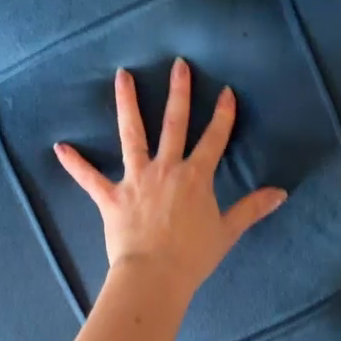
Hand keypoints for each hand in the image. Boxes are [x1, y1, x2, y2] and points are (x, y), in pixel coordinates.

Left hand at [55, 59, 286, 301]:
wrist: (155, 276)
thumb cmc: (193, 256)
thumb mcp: (227, 231)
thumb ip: (252, 209)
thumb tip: (281, 193)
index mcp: (196, 176)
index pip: (214, 139)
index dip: (223, 115)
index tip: (226, 92)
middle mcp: (167, 169)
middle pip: (174, 124)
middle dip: (179, 92)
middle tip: (178, 65)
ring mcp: (136, 180)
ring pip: (131, 134)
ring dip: (127, 104)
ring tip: (122, 76)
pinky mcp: (111, 197)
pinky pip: (89, 178)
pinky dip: (74, 163)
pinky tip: (59, 147)